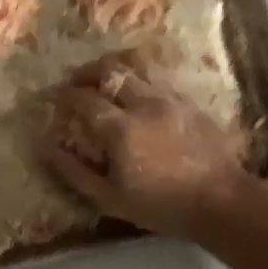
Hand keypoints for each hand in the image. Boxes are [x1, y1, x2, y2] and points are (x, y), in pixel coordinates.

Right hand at [42, 52, 247, 243]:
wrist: (221, 200)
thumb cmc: (160, 205)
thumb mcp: (109, 198)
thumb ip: (74, 171)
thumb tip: (46, 148)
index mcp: (121, 129)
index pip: (84, 99)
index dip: (63, 96)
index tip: (51, 98)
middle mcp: (144, 104)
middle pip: (110, 70)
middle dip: (86, 72)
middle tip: (74, 82)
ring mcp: (171, 98)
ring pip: (138, 63)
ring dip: (114, 64)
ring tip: (103, 74)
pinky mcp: (190, 100)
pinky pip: (159, 74)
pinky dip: (140, 72)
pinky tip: (135, 86)